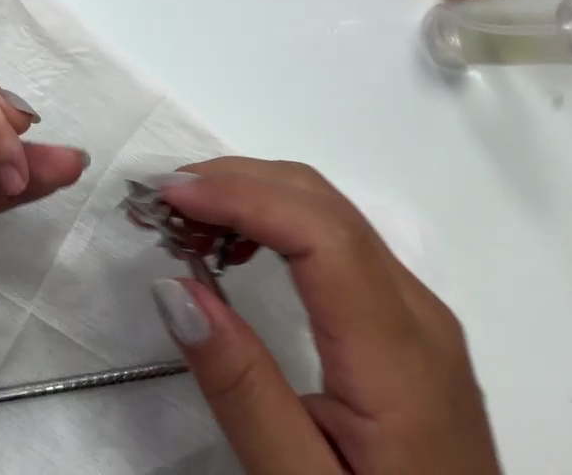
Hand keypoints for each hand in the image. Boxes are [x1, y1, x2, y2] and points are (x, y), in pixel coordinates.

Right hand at [147, 159, 501, 474]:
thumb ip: (242, 390)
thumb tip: (174, 288)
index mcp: (397, 354)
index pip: (321, 233)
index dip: (240, 196)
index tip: (166, 196)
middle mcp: (416, 311)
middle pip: (322, 203)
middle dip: (232, 181)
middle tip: (154, 202)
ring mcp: (414, 311)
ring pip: (326, 210)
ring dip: (247, 194)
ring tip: (178, 221)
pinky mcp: (401, 319)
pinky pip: (332, 237)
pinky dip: (270, 217)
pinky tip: (229, 245)